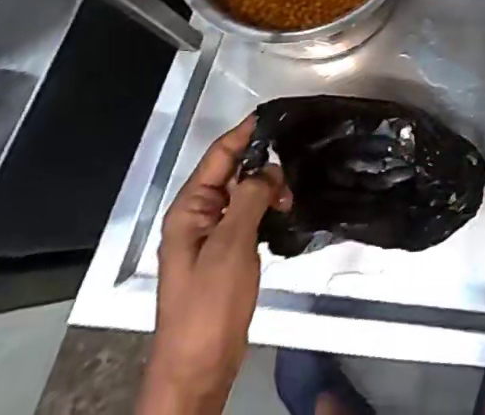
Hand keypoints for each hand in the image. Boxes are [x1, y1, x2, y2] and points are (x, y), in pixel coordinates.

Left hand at [140, 117, 290, 414]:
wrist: (197, 367)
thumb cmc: (208, 305)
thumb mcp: (229, 246)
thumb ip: (248, 199)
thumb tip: (269, 170)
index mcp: (189, 209)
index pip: (217, 156)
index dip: (243, 133)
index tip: (271, 117)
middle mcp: (197, 217)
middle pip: (230, 173)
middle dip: (261, 164)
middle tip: (295, 164)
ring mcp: (211, 237)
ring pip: (242, 196)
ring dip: (266, 189)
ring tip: (293, 194)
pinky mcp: (226, 256)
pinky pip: (247, 218)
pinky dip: (266, 210)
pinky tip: (285, 212)